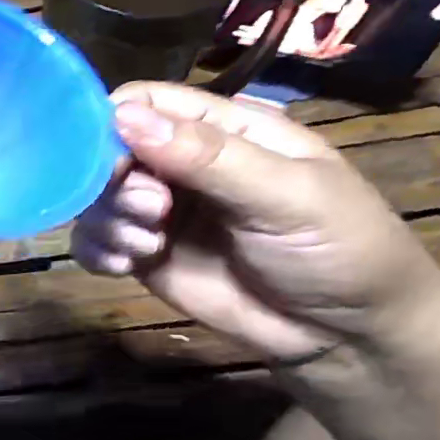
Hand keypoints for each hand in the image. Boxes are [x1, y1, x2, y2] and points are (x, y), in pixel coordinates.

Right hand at [70, 82, 439, 361]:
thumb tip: (124, 117)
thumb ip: (208, 156)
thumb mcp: (287, 196)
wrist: (345, 336)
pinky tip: (125, 265)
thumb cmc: (337, 249)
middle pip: (109, 151)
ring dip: (109, 220)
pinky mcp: (143, 253)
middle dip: (115, 182)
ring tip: (148, 247)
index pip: (146, 102)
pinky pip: (94, 241)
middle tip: (151, 212)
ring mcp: (158, 211)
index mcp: (222, 130)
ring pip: (97, 198)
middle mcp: (179, 164)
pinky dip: (97, 250)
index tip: (110, 158)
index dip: (113, 122)